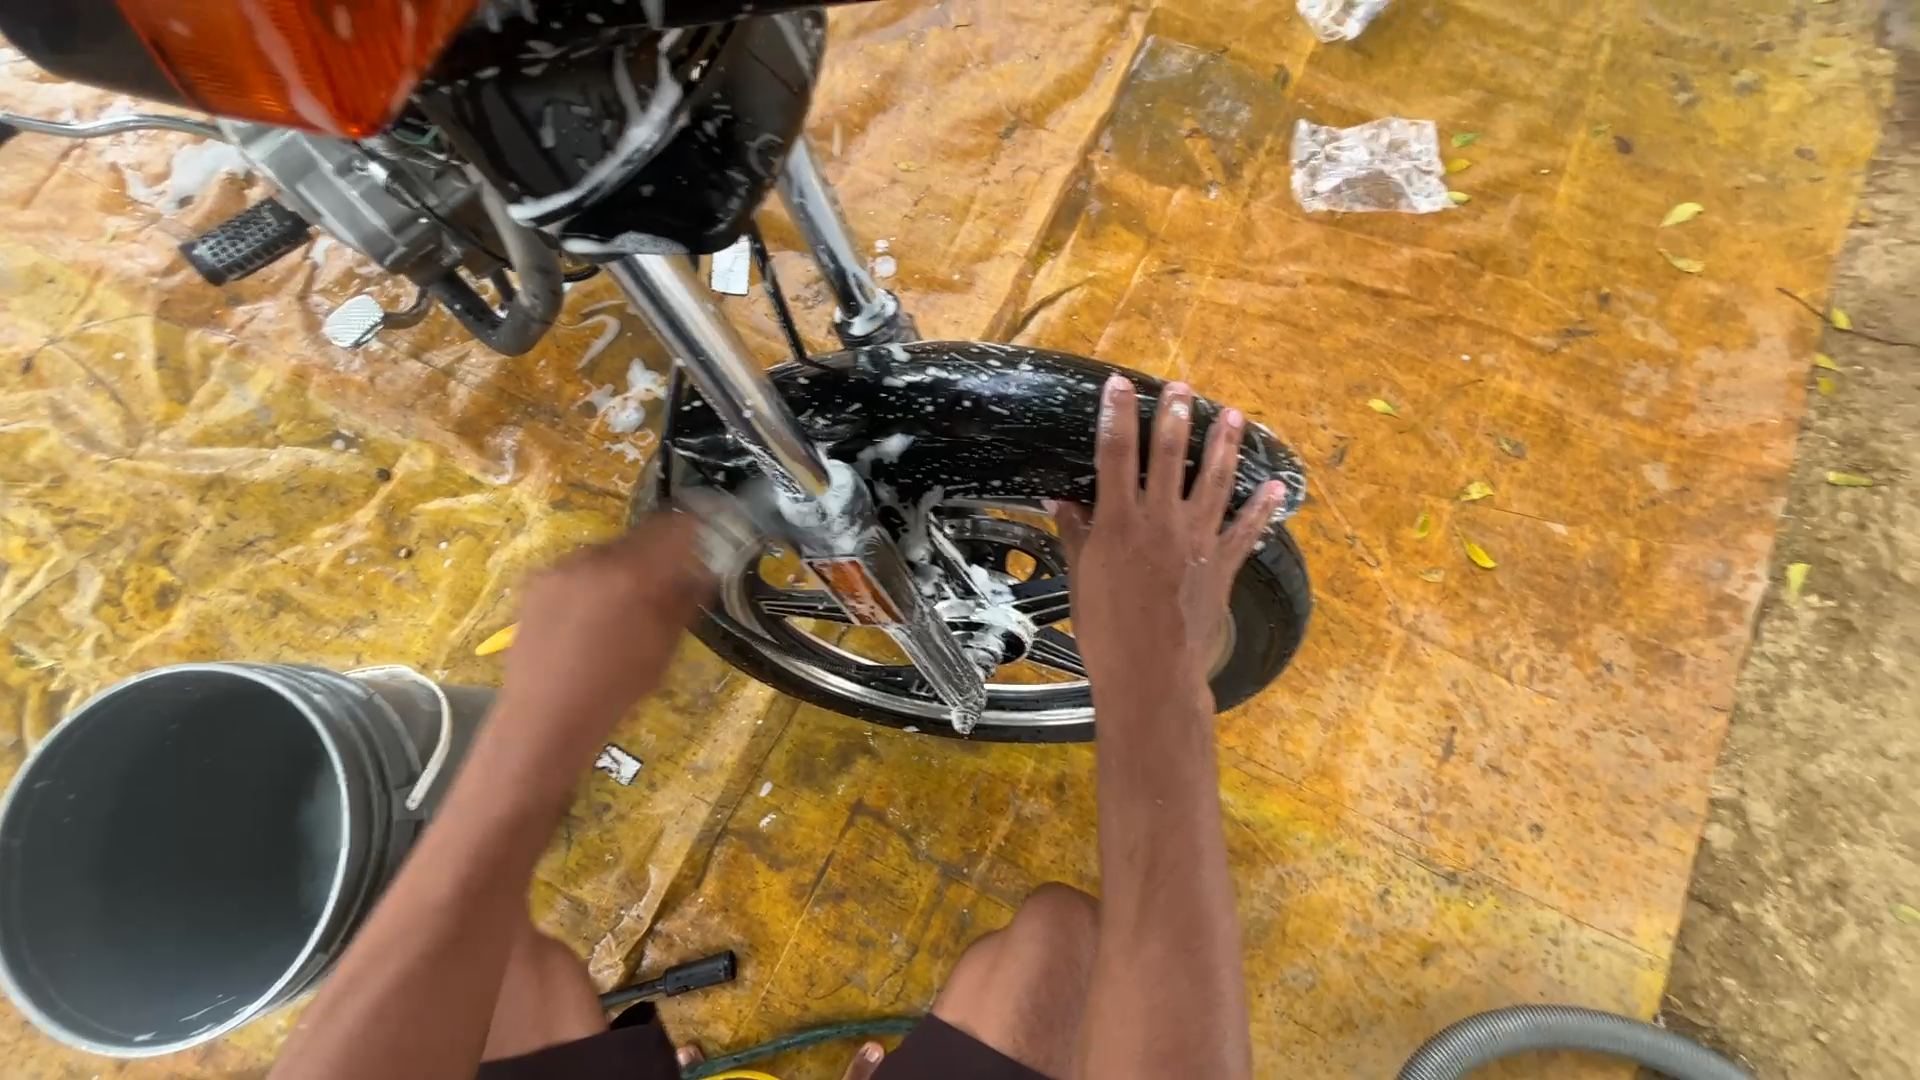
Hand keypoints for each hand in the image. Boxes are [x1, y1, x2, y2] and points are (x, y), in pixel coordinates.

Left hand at [496, 513, 713, 751]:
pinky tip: (587, 617)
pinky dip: (590, 583)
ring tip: (620, 609)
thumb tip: (703, 571)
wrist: (547, 715)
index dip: (695, 526)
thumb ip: (686, 598)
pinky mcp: (537, 581)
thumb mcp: (666, 644)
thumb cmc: (619, 685)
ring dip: (621, 570)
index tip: (705, 537)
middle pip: (640, 539)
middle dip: (656, 557)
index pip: (675, 526)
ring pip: (607, 554)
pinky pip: (577, 569)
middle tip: (662, 588)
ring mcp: (562, 567)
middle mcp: (597, 558)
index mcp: (637, 573)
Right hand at [1054, 376, 1286, 705]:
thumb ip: (1075, 535)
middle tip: (1181, 385)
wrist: (1150, 673)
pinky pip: (1246, 532)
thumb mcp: (1080, 579)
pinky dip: (1263, 509)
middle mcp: (1161, 522)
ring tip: (1232, 414)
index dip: (1116, 415)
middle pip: (1168, 456)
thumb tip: (1061, 502)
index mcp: (1120, 523)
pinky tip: (1275, 486)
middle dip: (1174, 415)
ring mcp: (1197, 542)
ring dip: (1223, 445)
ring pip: (1213, 481)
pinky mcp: (1221, 566)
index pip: (1116, 455)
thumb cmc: (1105, 630)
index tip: (1118, 384)